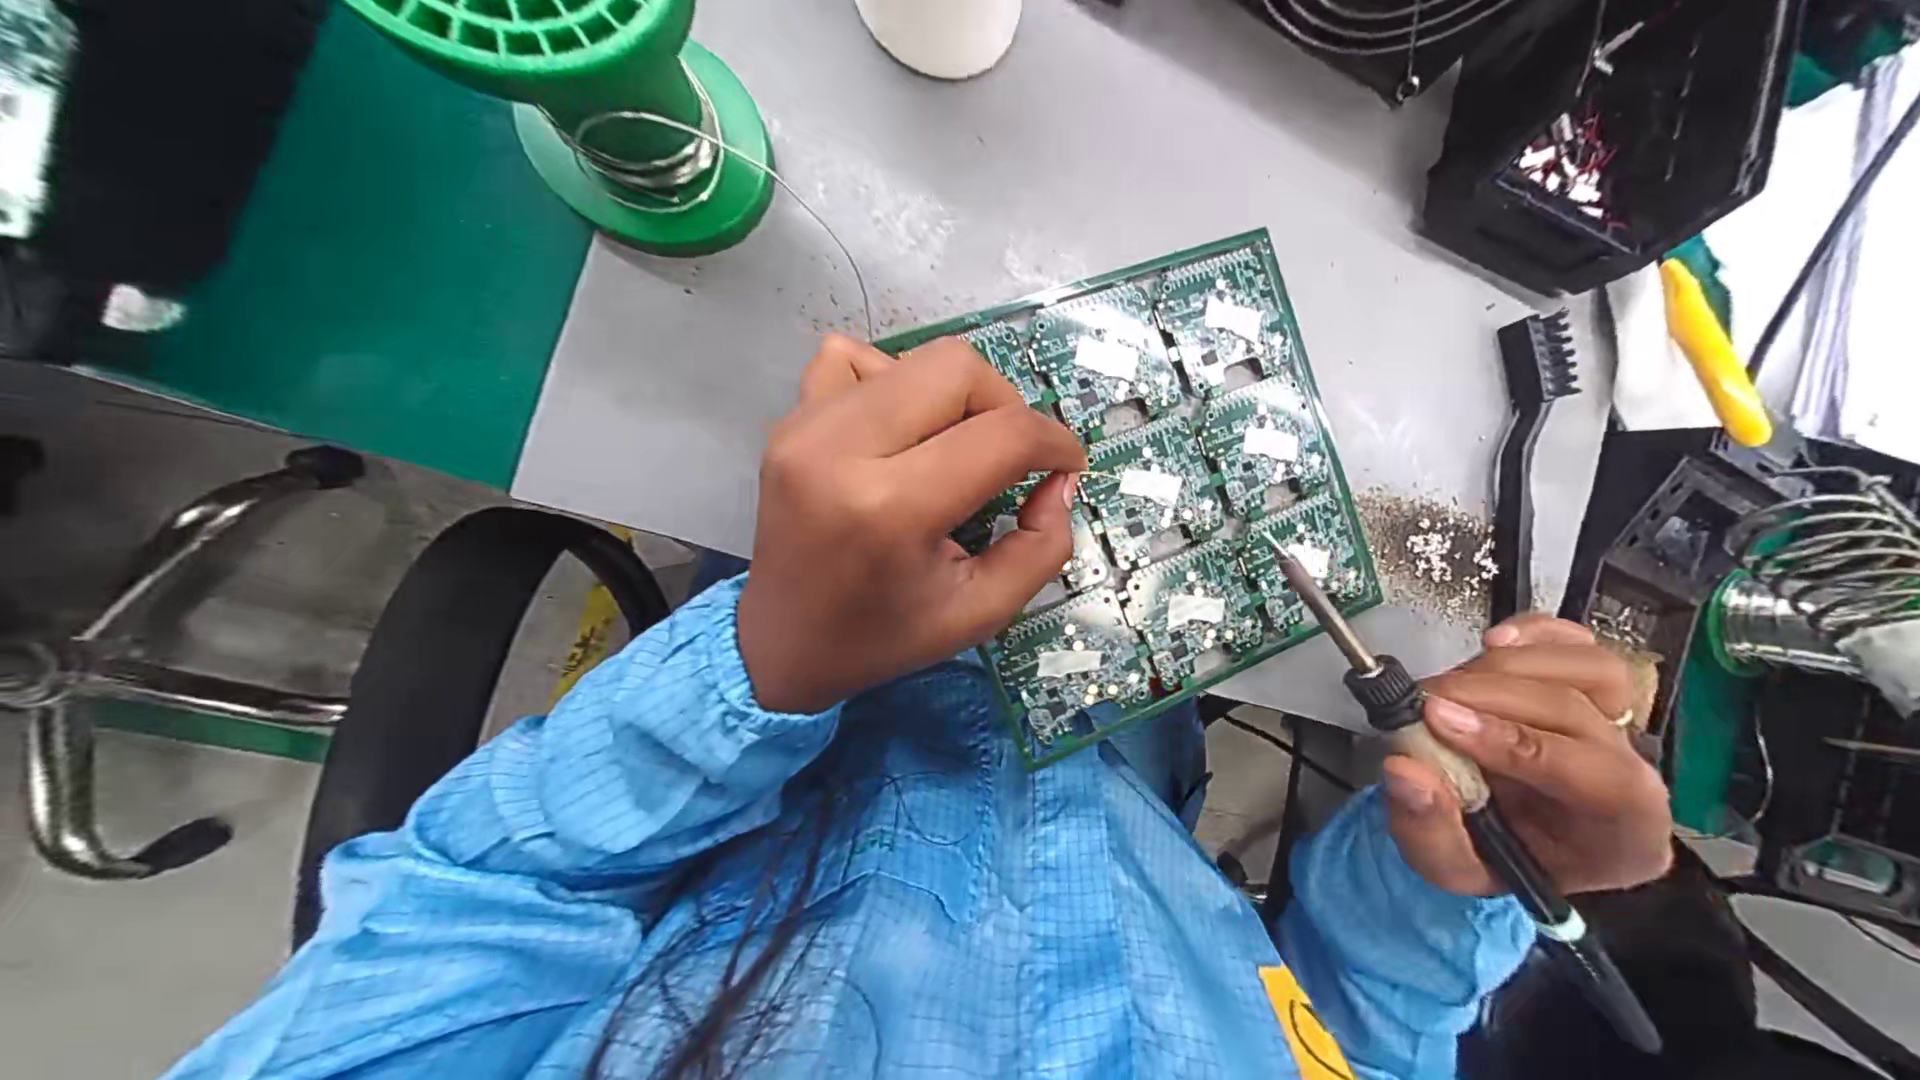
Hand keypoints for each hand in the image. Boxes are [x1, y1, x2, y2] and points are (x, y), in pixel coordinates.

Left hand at [736, 334, 1087, 712]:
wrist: (783, 644)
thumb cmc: (882, 637)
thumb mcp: (981, 611)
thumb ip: (1042, 545)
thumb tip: (1059, 479)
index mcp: (890, 508)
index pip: (1002, 434)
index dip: (1054, 442)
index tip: (1065, 465)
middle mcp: (840, 448)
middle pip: (958, 369)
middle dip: (1007, 405)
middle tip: (1010, 456)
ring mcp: (805, 426)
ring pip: (914, 359)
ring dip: (956, 397)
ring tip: (955, 449)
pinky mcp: (789, 420)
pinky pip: (854, 361)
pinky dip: (894, 382)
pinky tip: (900, 431)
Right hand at [1382, 614, 1673, 895]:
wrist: (1496, 833)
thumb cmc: (1485, 854)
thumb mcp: (1448, 868)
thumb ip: (1426, 830)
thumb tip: (1403, 767)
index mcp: (1621, 835)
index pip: (1593, 775)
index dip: (1513, 741)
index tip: (1438, 719)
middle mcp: (1632, 775)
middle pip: (1573, 712)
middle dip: (1484, 697)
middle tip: (1418, 702)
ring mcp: (1618, 726)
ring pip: (1588, 670)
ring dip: (1501, 670)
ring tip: (1445, 688)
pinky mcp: (1590, 689)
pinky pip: (1582, 645)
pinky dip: (1538, 633)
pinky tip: (1494, 642)